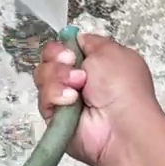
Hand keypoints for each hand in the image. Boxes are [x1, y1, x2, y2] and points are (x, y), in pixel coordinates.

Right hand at [36, 32, 164, 165]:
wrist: (121, 125)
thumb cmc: (122, 86)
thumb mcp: (112, 52)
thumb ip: (91, 42)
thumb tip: (75, 40)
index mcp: (92, 64)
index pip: (62, 49)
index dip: (61, 48)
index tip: (71, 54)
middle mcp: (77, 80)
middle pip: (48, 60)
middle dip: (58, 61)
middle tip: (78, 73)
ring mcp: (64, 98)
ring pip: (42, 76)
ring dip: (59, 78)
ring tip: (77, 88)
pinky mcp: (53, 116)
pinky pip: (42, 98)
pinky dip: (55, 95)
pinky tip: (70, 101)